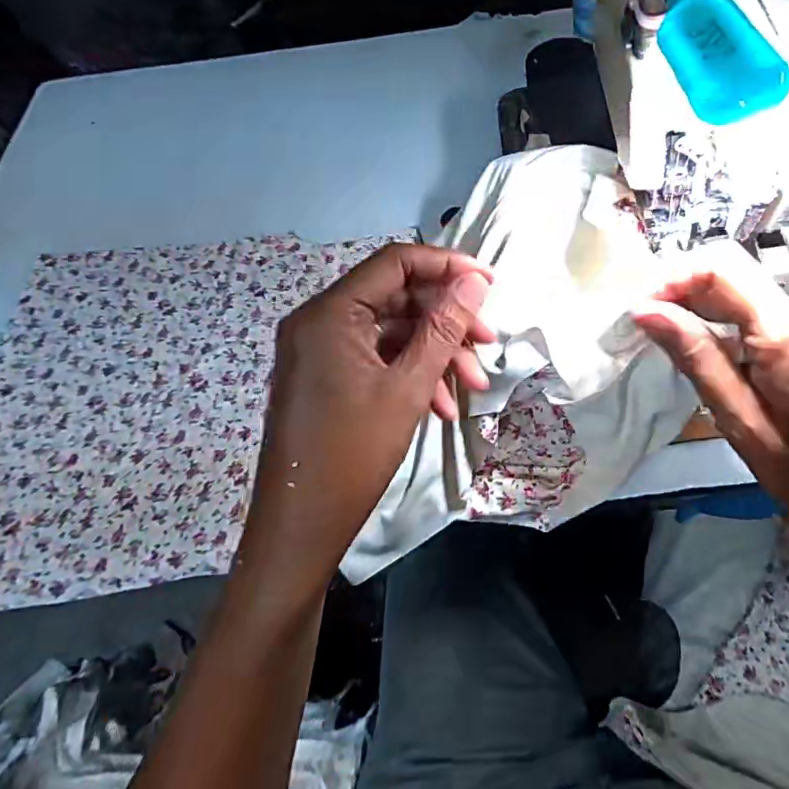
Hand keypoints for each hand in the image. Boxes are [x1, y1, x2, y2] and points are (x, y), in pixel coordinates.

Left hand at [235, 243, 493, 595]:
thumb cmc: (352, 454)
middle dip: (446, 321)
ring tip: (473, 385)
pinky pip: (374, 357)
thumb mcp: (408, 388)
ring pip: (390, 331)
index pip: (394, 263)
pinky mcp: (324, 375)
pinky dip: (409, 374)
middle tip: (487, 343)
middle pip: (395, 298)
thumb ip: (443, 328)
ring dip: (434, 353)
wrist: (299, 525)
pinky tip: (442, 405)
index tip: (489, 285)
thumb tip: (474, 282)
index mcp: (329, 313)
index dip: (447, 266)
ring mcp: (318, 349)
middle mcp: (318, 320)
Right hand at [631, 256, 788, 591]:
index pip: (720, 272)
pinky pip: (757, 308)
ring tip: (664, 335)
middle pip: (731, 271)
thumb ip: (696, 358)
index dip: (671, 280)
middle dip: (681, 289)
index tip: (638, 310)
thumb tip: (647, 312)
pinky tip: (701, 345)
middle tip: (644, 322)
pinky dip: (723, 317)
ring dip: (699, 303)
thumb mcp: (741, 423)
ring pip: (742, 287)